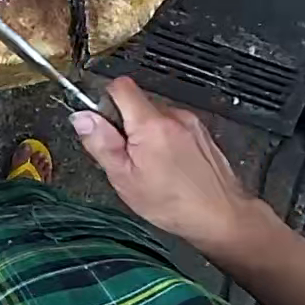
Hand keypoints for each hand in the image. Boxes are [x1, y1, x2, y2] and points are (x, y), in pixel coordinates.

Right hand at [71, 77, 281, 254]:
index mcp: (151, 125)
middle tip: (126, 155)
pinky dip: (163, 139)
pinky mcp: (201, 132)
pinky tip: (166, 165)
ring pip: (153, 115)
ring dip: (144, 132)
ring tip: (148, 164)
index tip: (103, 122)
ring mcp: (190, 123)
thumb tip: (81, 117)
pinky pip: (171, 125)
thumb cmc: (173, 203)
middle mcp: (173, 116)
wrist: (222, 217)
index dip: (105, 100)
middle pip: (136, 102)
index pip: (120, 86)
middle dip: (124, 123)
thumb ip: (100, 142)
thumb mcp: (123, 177)